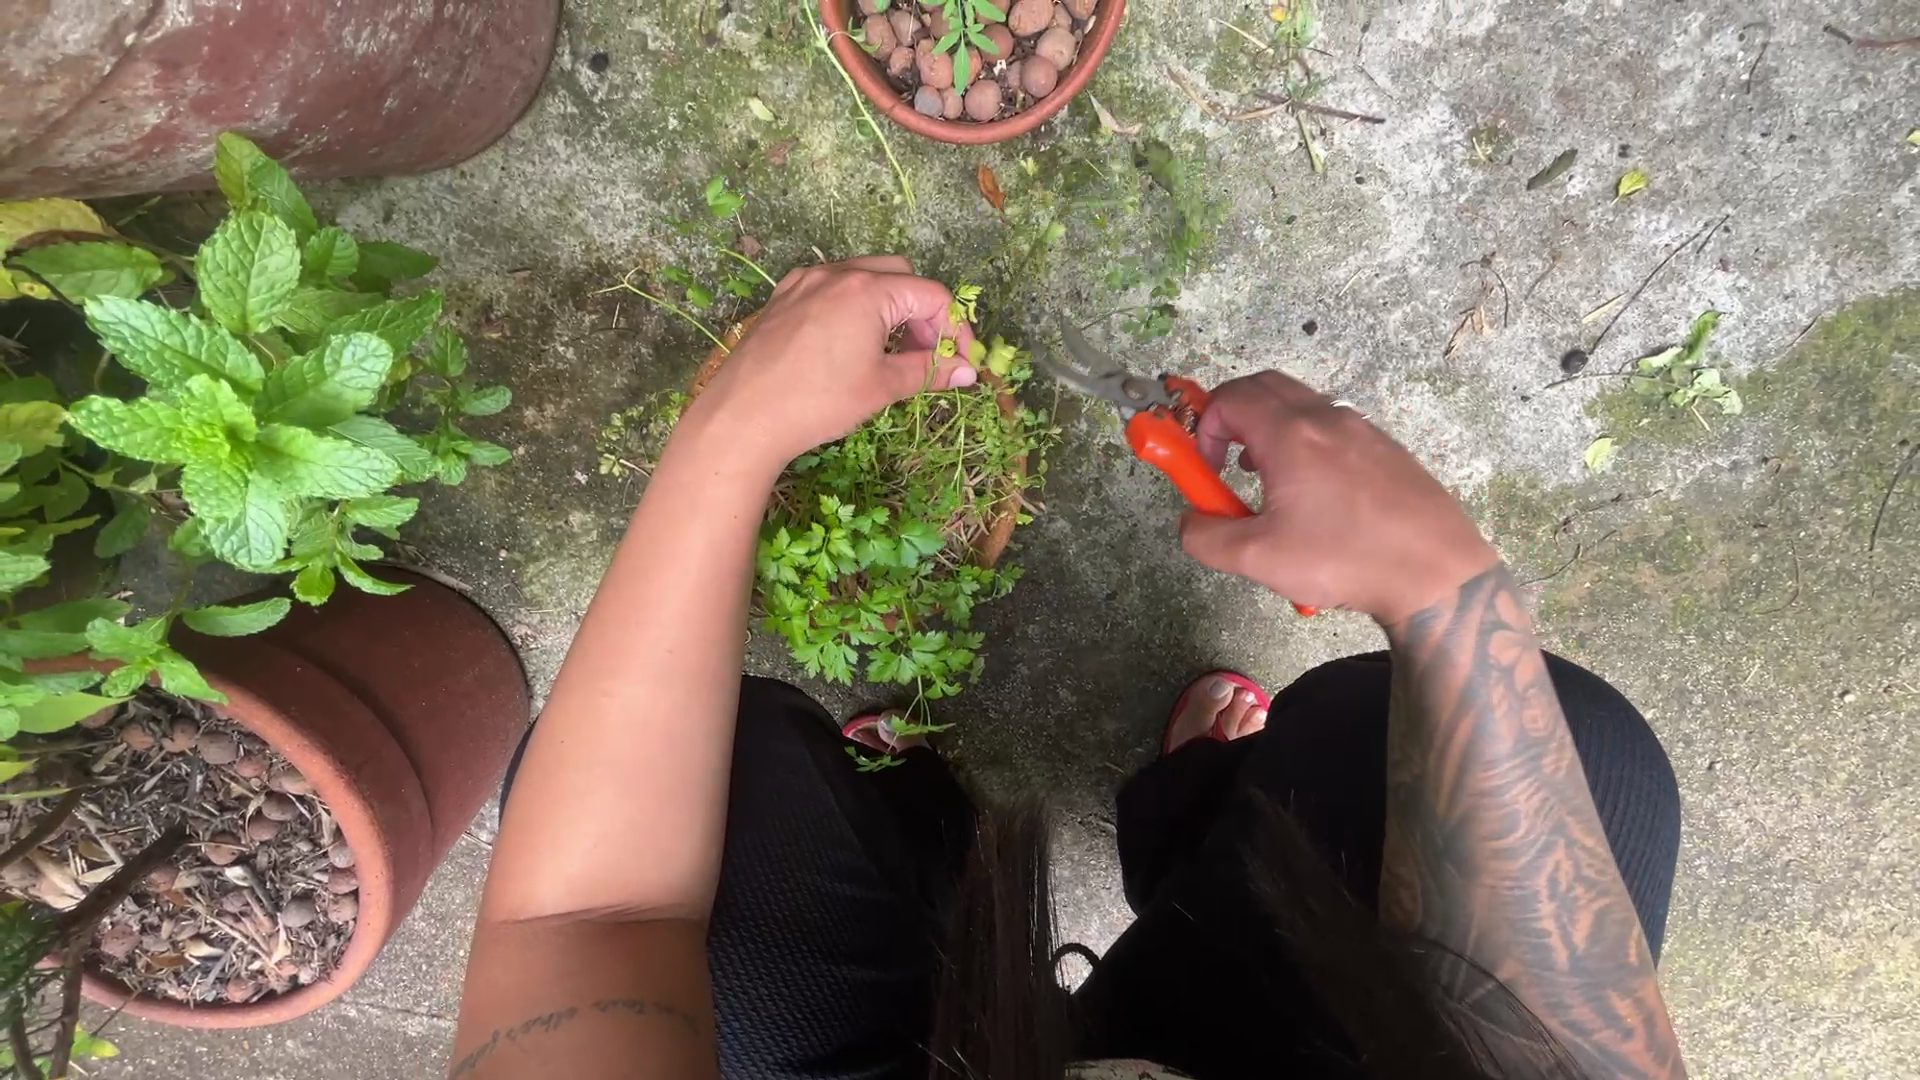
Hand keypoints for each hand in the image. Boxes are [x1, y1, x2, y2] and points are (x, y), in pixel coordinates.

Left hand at [680, 256, 976, 471]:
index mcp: (868, 290)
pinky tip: (851, 344)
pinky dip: (856, 309)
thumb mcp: (881, 387)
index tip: (960, 363)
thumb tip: (968, 372)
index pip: (933, 296)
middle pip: (902, 278)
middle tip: (926, 356)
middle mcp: (838, 273)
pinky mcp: (785, 297)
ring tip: (891, 353)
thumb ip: (928, 372)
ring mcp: (806, 282)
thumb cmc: (817, 402)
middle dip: (923, 315)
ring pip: (866, 279)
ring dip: (890, 310)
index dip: (955, 330)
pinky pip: (833, 289)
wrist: (743, 417)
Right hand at [1177, 371, 1499, 625]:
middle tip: (1223, 459)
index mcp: (1291, 436)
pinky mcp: (1385, 449)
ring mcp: (1361, 429)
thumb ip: (1203, 536)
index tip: (1206, 468)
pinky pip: (1329, 425)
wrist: (1436, 574)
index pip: (1230, 397)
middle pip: (1263, 385)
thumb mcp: (1256, 559)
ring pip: (1298, 404)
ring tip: (1263, 479)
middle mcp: (1326, 419)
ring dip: (1265, 428)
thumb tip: (1189, 521)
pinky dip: (1301, 441)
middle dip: (1230, 415)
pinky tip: (1310, 494)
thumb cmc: (1343, 559)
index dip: (1204, 428)